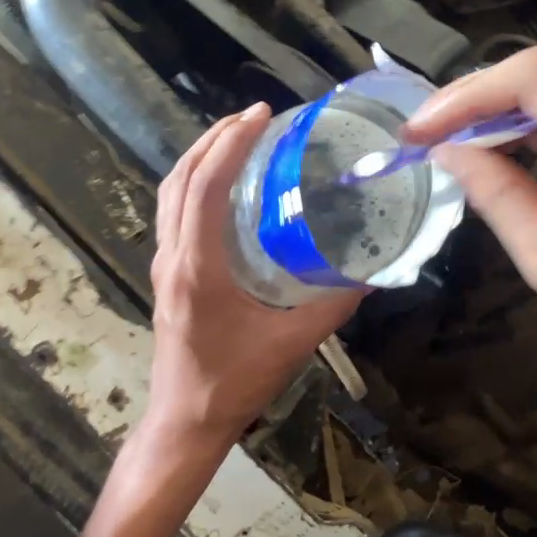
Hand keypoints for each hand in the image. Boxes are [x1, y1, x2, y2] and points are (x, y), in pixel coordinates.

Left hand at [147, 103, 361, 445]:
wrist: (185, 421)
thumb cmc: (235, 383)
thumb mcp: (293, 344)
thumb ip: (334, 304)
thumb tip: (373, 270)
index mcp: (198, 267)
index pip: (205, 188)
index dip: (231, 145)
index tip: (262, 116)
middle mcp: (173, 256)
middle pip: (180, 179)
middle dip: (214, 138)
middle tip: (253, 116)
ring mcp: (164, 264)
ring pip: (169, 193)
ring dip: (199, 157)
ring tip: (236, 136)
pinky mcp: (166, 274)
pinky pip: (172, 212)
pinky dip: (194, 182)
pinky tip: (224, 185)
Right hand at [405, 46, 536, 373]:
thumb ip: (497, 194)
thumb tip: (446, 151)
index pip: (533, 77)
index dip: (468, 94)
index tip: (420, 130)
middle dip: (473, 100)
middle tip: (422, 135)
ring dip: (494, 112)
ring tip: (443, 142)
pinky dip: (523, 128)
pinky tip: (488, 150)